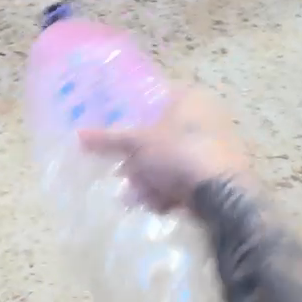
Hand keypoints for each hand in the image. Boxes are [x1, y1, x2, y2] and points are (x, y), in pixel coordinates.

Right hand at [78, 85, 252, 213]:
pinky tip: (157, 204)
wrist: (224, 195)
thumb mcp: (136, 144)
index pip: (155, 97)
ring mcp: (218, 145)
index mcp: (191, 98)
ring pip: (173, 158)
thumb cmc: (178, 154)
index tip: (117, 130)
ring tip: (135, 195)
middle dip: (140, 156)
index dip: (133, 113)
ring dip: (152, 178)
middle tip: (124, 171)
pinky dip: (171, 189)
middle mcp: (208, 116)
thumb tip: (78, 135)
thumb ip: (108, 139)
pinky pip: (188, 176)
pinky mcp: (222, 172)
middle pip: (162, 133)